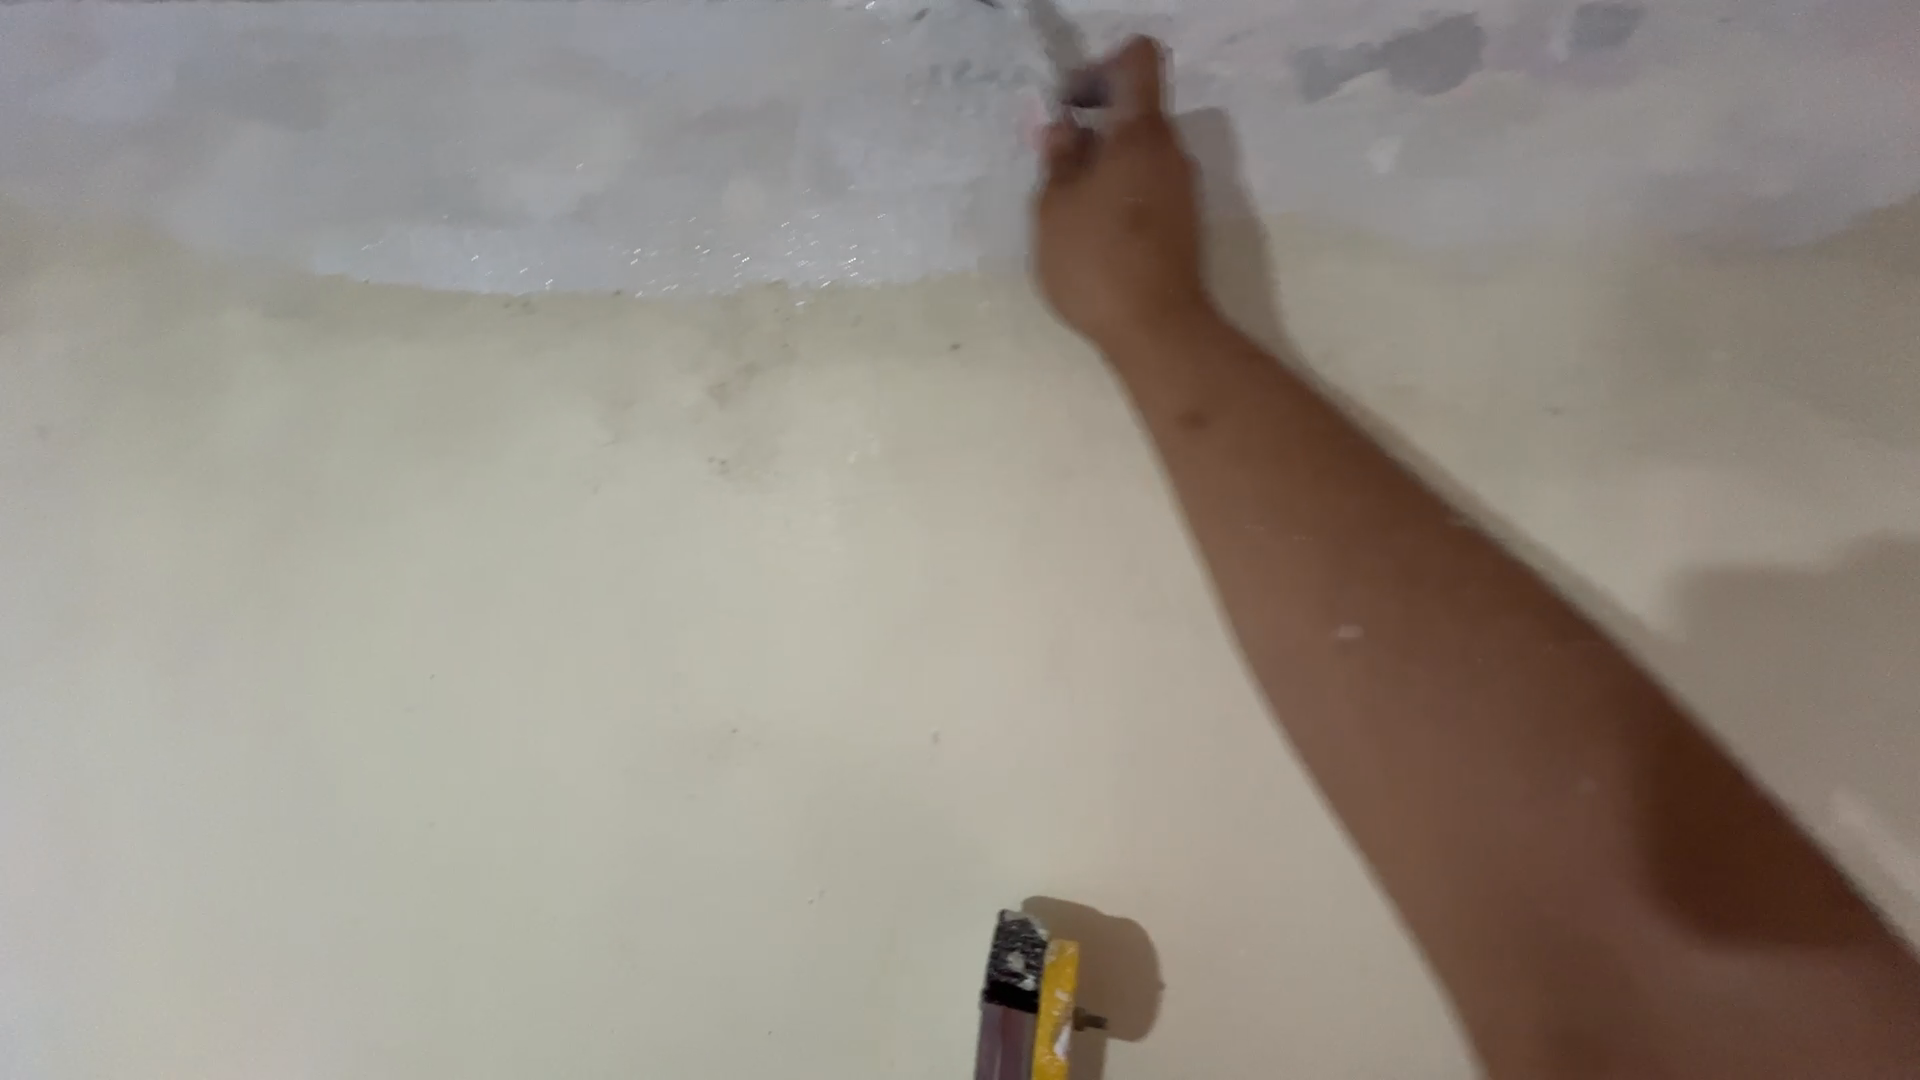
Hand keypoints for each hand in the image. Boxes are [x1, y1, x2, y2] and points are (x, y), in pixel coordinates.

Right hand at [1032, 36, 1213, 351]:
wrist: (1157, 330)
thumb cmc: (1097, 263)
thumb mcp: (1054, 210)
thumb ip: (1057, 161)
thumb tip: (1065, 130)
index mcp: (1141, 133)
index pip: (1137, 60)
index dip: (1101, 69)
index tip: (1072, 109)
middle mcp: (1172, 152)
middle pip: (1137, 115)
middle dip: (1095, 132)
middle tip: (1057, 173)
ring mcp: (1184, 192)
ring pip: (1140, 159)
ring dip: (1105, 172)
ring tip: (1072, 216)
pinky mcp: (1184, 227)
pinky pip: (1148, 193)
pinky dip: (1121, 201)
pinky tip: (1096, 241)